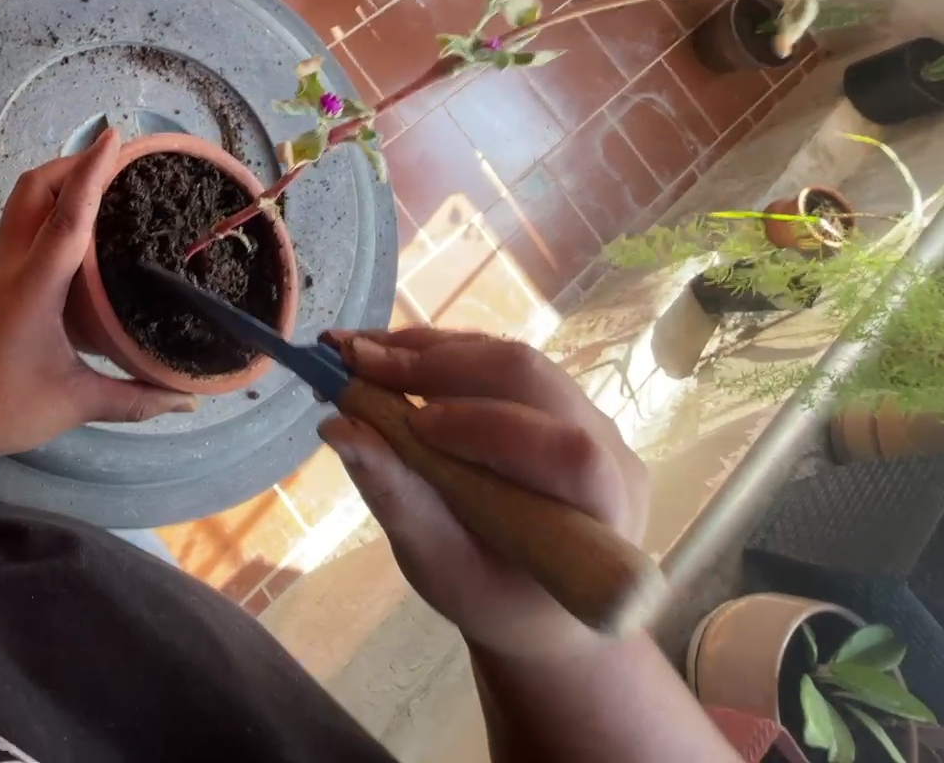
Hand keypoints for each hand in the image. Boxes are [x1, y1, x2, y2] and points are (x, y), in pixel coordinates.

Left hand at [0, 129, 194, 459]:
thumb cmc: (2, 408)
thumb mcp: (74, 403)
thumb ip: (135, 399)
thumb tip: (188, 402)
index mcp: (33, 287)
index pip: (68, 218)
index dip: (91, 173)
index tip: (113, 137)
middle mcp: (11, 266)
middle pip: (33, 190)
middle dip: (71, 164)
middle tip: (116, 161)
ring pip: (22, 203)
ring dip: (59, 182)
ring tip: (104, 185)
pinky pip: (21, 226)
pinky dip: (50, 209)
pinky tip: (80, 231)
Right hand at [319, 328, 648, 661]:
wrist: (531, 597)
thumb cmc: (491, 593)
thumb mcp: (438, 564)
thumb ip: (396, 498)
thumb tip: (338, 428)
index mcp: (599, 510)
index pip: (564, 451)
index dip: (488, 425)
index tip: (412, 424)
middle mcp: (605, 448)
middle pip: (530, 377)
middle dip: (437, 363)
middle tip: (357, 362)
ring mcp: (580, 413)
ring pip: (504, 356)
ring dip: (423, 348)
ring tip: (354, 351)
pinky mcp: (545, 395)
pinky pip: (489, 356)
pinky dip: (428, 349)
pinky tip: (380, 354)